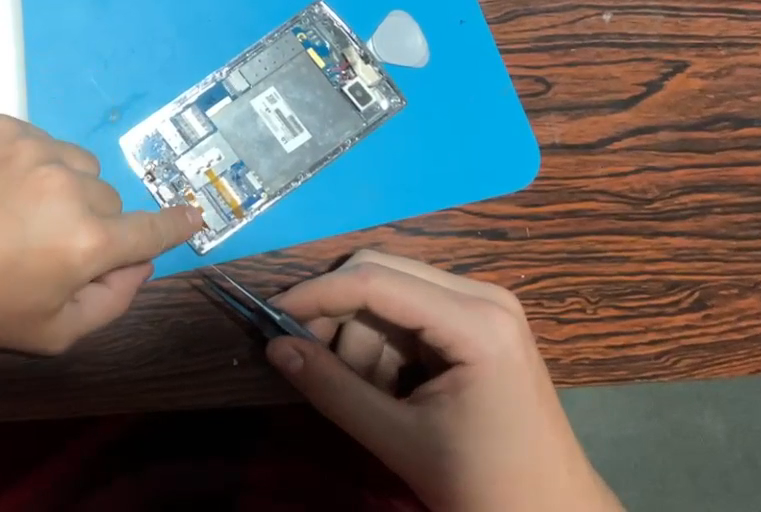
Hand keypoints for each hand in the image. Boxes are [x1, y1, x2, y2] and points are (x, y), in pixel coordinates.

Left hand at [0, 115, 201, 354]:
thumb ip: (112, 301)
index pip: (150, 229)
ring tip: (18, 213)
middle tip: (47, 245)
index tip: (192, 214)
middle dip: (94, 223)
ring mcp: (34, 146)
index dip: (175, 225)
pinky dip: (32, 163)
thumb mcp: (52, 332)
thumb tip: (141, 260)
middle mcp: (69, 184)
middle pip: (110, 200)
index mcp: (87, 241)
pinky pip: (42, 141)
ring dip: (66, 188)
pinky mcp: (3, 123)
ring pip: (79, 165)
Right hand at [264, 250, 619, 511]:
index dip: (316, 294)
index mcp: (476, 321)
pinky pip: (406, 310)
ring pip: (387, 291)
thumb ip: (331, 389)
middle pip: (377, 272)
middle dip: (338, 314)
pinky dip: (382, 342)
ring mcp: (483, 306)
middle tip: (310, 357)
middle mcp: (482, 296)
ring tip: (366, 394)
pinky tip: (387, 386)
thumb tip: (274, 347)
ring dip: (360, 336)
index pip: (374, 280)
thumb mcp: (400, 441)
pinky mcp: (478, 322)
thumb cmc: (489, 488)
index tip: (271, 315)